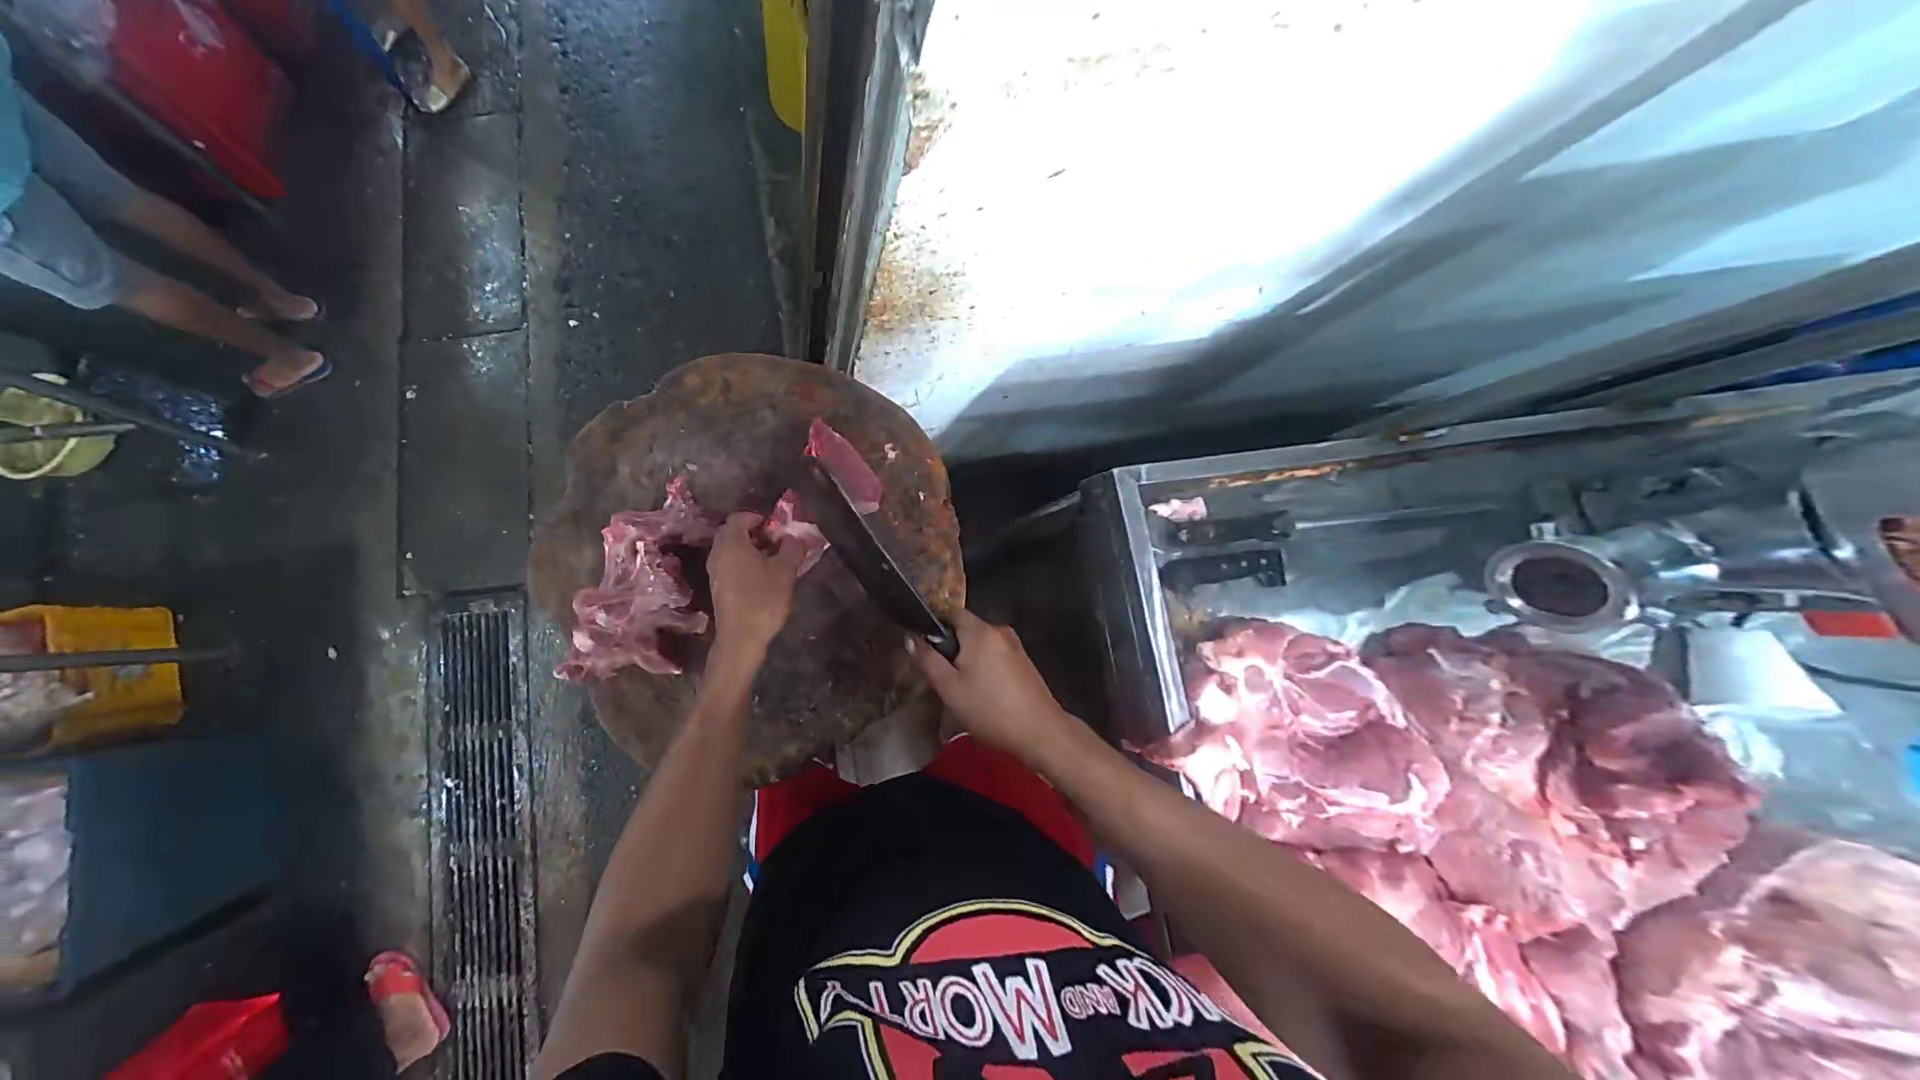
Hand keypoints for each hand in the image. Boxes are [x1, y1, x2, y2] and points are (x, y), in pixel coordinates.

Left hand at [706, 512, 805, 661]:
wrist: (741, 638)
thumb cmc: (763, 599)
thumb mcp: (785, 571)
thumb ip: (791, 549)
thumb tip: (792, 538)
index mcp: (731, 544)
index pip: (738, 517)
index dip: (757, 517)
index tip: (775, 527)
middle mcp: (717, 554)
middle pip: (732, 533)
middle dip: (754, 533)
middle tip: (776, 541)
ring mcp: (715, 573)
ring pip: (731, 550)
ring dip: (751, 550)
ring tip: (774, 560)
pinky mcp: (718, 588)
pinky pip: (730, 565)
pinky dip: (745, 563)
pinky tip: (763, 577)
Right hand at [909, 610, 1082, 765]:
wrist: (1040, 733)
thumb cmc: (990, 710)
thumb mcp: (950, 689)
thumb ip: (928, 660)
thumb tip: (912, 639)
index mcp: (981, 631)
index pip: (951, 613)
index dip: (935, 628)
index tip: (926, 650)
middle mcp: (1000, 631)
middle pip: (966, 631)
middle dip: (952, 651)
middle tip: (944, 680)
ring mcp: (1015, 647)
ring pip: (981, 647)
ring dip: (969, 663)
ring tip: (965, 693)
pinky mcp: (1024, 663)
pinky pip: (996, 657)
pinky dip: (986, 670)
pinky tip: (985, 696)